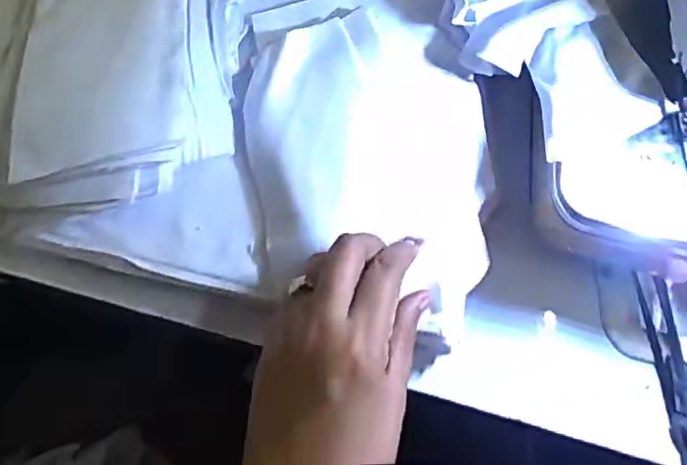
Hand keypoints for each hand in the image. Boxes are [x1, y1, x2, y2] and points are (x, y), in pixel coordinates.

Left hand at [244, 235, 430, 464]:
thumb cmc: (357, 450)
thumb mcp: (392, 396)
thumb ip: (403, 335)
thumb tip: (419, 294)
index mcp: (360, 340)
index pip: (384, 269)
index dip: (403, 250)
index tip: (414, 247)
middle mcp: (322, 325)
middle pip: (344, 252)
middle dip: (369, 243)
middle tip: (384, 257)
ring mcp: (289, 333)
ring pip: (314, 268)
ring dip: (339, 264)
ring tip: (356, 282)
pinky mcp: (267, 346)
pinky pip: (292, 296)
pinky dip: (314, 289)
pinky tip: (327, 310)